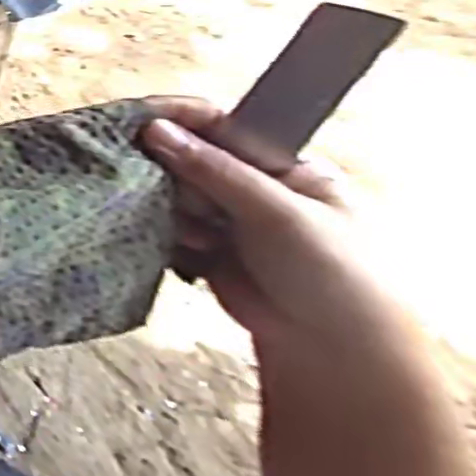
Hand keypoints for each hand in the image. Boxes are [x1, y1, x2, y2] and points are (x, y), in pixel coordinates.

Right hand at [140, 97, 419, 366]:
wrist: (338, 356)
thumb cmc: (332, 274)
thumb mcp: (277, 213)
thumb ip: (214, 169)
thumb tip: (152, 126)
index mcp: (279, 163)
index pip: (216, 123)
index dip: (177, 119)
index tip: (136, 122)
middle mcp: (248, 182)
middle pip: (184, 155)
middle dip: (175, 174)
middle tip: (190, 202)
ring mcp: (225, 214)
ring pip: (169, 189)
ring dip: (175, 210)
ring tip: (203, 239)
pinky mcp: (203, 243)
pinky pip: (165, 222)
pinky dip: (169, 232)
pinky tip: (194, 251)